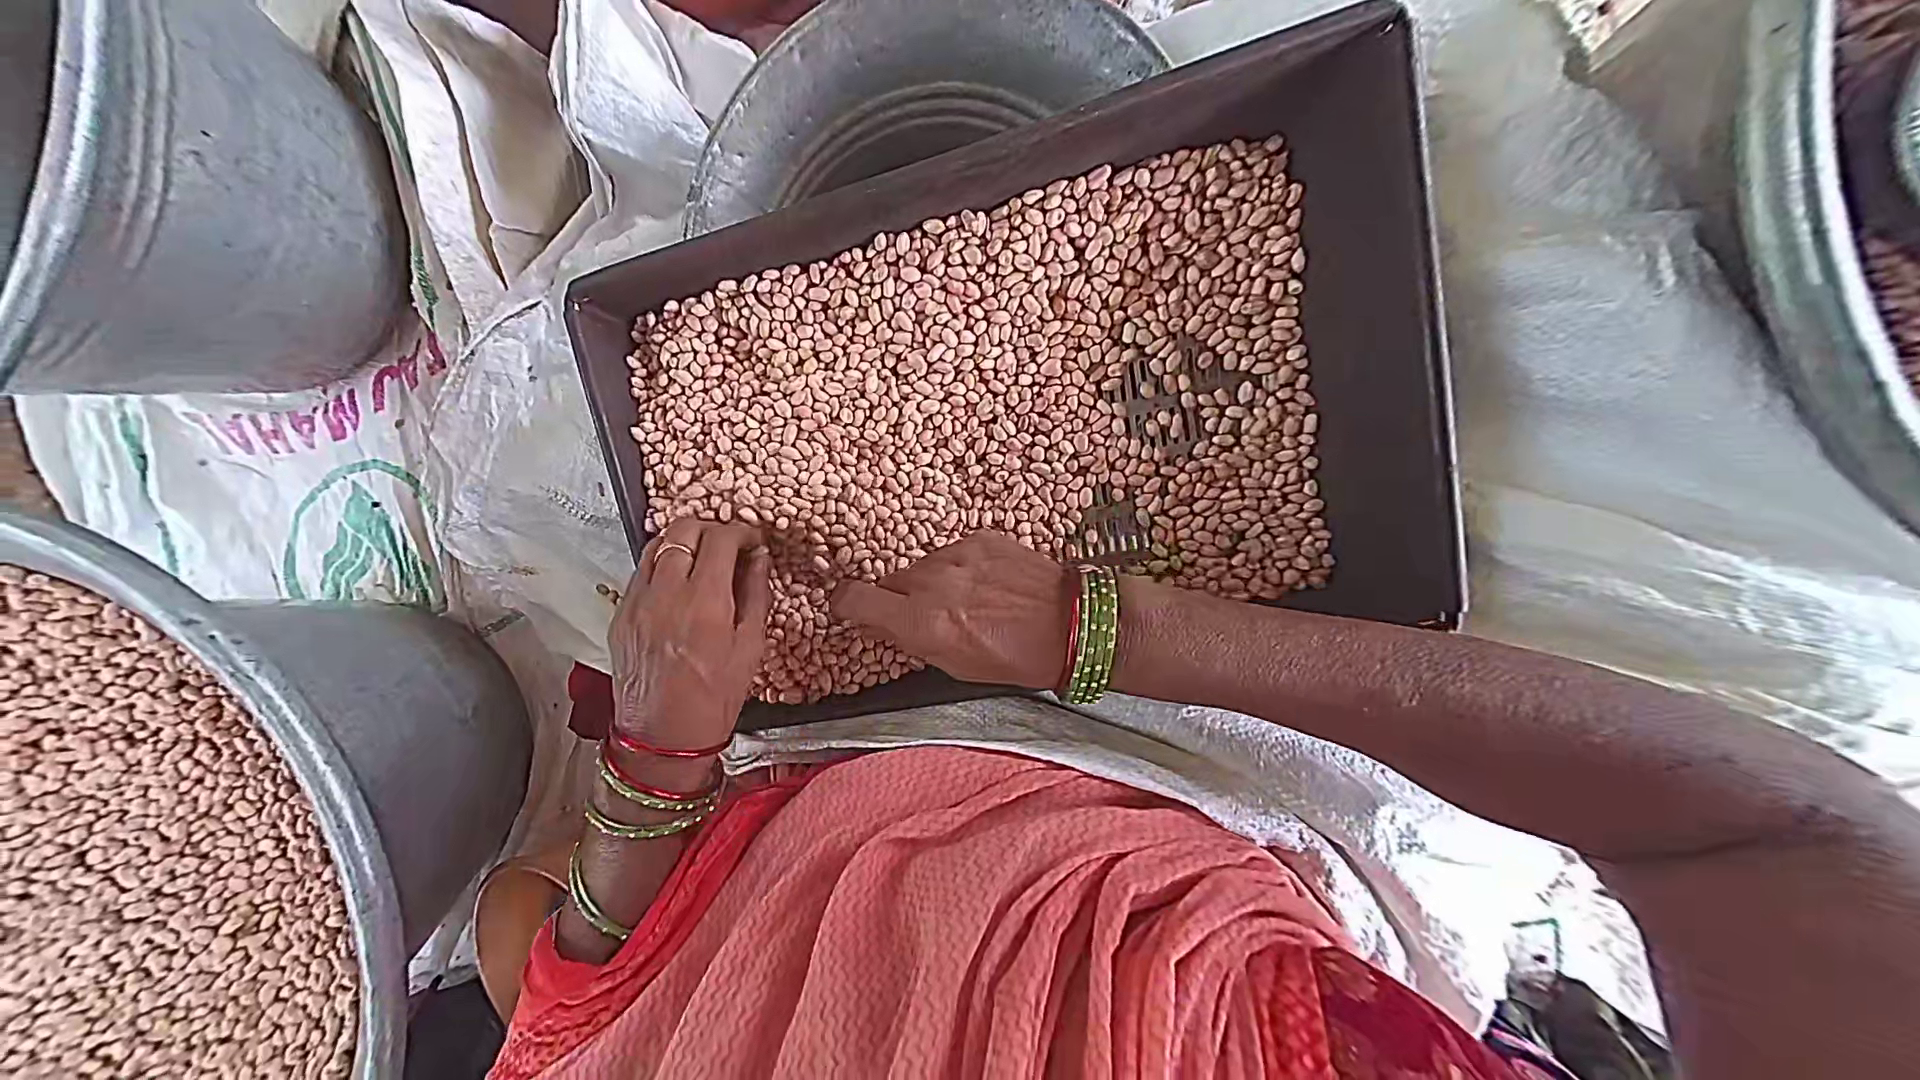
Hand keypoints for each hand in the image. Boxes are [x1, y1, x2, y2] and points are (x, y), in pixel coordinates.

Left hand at [610, 518, 770, 749]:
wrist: (664, 735)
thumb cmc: (715, 696)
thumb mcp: (751, 645)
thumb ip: (756, 593)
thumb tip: (759, 558)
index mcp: (704, 603)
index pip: (720, 538)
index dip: (741, 531)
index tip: (752, 539)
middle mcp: (665, 595)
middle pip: (683, 529)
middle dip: (711, 527)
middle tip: (729, 542)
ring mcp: (637, 602)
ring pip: (656, 544)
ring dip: (683, 540)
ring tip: (703, 557)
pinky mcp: (621, 614)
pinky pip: (641, 571)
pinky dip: (663, 564)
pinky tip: (680, 582)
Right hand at [829, 531, 1074, 688]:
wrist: (1072, 622)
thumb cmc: (1016, 657)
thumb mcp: (954, 666)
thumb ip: (911, 640)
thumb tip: (881, 622)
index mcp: (922, 622)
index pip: (854, 598)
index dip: (846, 604)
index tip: (852, 609)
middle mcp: (933, 582)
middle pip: (889, 582)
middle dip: (899, 600)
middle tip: (927, 617)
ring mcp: (957, 554)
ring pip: (922, 567)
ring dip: (931, 583)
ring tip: (968, 602)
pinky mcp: (980, 538)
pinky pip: (952, 553)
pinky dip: (959, 569)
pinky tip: (987, 585)